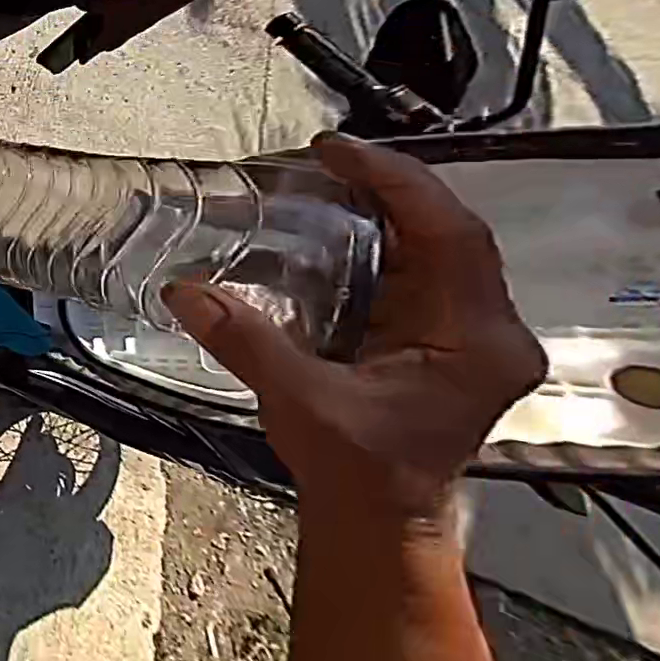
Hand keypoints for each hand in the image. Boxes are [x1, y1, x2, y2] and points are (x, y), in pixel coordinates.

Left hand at [80, 0, 175, 55]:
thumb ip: (90, 4)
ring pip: (119, 33)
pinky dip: (122, 19)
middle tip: (90, 42)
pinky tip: (120, 9)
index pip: (94, 48)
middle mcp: (124, 35)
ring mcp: (136, 27)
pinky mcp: (145, 18)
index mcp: (110, 36)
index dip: (85, 54)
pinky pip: (129, 22)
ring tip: (102, 24)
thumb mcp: (105, 1)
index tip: (80, 61)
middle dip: (98, 43)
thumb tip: (82, 4)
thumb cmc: (135, 3)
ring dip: (110, 31)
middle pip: (108, 43)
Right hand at [162, 134, 545, 522]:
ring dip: (380, 203)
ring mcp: (457, 328)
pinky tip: (327, 221)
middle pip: (447, 230)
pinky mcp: (428, 331)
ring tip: (318, 176)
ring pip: (432, 243)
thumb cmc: (355, 463)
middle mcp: (479, 325)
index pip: (451, 236)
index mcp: (470, 338)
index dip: (398, 183)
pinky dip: (371, 231)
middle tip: (319, 154)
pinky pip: (411, 263)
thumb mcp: (299, 400)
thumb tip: (180, 290)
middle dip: (387, 183)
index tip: (335, 151)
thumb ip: (245, 342)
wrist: (377, 509)